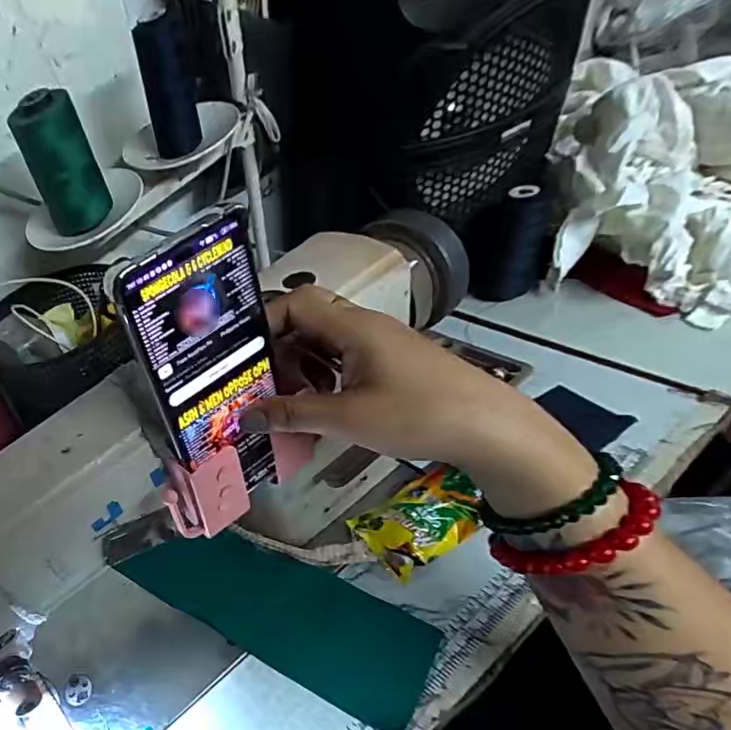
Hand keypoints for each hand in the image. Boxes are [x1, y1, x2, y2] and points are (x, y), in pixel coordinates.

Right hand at [242, 285, 605, 519]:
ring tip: (289, 404)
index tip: (243, 360)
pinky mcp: (394, 364)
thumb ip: (295, 414)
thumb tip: (248, 417)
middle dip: (280, 353)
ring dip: (302, 369)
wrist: (487, 427)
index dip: (264, 325)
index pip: (295, 303)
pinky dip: (326, 380)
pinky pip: (347, 362)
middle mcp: (366, 327)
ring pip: (327, 344)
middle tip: (263, 389)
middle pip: (308, 322)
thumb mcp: (349, 417)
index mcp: (353, 327)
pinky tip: (323, 409)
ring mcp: (382, 345)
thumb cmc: (419, 415)